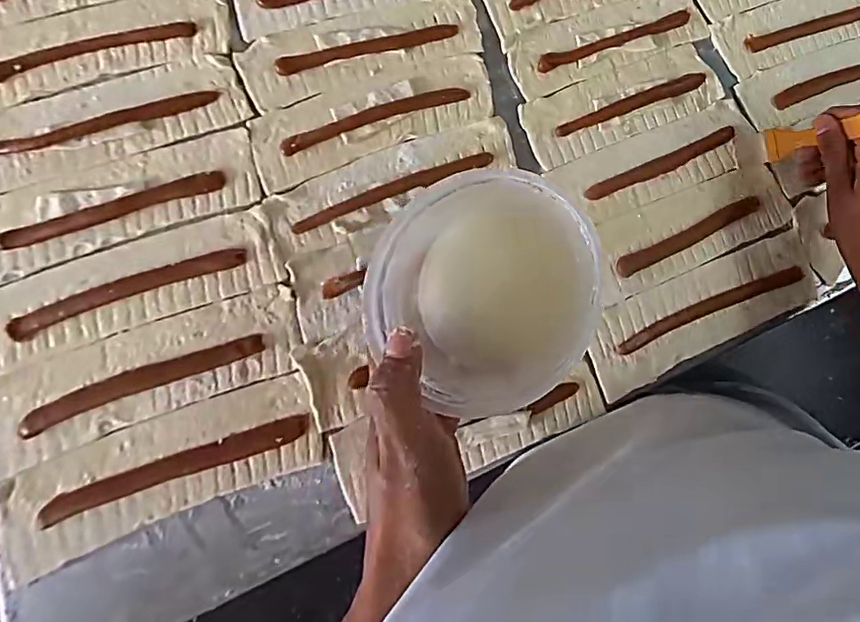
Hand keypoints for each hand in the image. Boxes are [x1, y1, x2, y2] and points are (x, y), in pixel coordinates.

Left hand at [345, 328, 469, 621]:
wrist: (423, 564)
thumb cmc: (415, 511)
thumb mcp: (407, 444)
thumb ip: (399, 394)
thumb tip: (398, 337)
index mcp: (383, 416)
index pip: (387, 360)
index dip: (400, 329)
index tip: (418, 296)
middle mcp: (395, 424)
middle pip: (407, 370)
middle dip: (424, 339)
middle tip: (448, 307)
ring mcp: (415, 438)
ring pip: (426, 386)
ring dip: (441, 362)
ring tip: (464, 334)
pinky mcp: (437, 452)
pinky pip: (446, 406)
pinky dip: (457, 388)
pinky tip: (475, 385)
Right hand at [800, 106, 859, 269]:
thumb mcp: (838, 190)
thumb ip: (832, 152)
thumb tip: (826, 123)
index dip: (837, 119)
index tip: (817, 127)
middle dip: (831, 143)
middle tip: (805, 157)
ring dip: (836, 159)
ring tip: (810, 175)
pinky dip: (850, 172)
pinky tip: (828, 185)